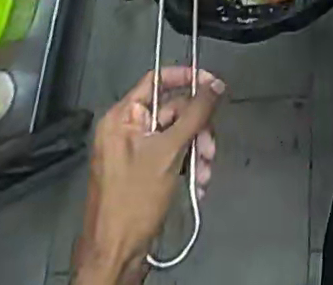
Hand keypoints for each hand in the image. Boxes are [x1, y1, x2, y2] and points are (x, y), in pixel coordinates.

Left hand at [75, 67, 222, 284]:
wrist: (116, 255)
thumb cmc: (134, 199)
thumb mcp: (170, 150)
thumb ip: (196, 112)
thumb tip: (216, 84)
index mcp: (122, 118)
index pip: (157, 79)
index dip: (187, 76)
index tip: (213, 83)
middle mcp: (127, 129)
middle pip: (175, 109)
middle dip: (198, 128)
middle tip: (209, 146)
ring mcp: (136, 149)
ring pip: (180, 132)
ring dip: (198, 150)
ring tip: (204, 171)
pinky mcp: (145, 168)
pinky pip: (175, 152)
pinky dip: (190, 163)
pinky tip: (197, 182)